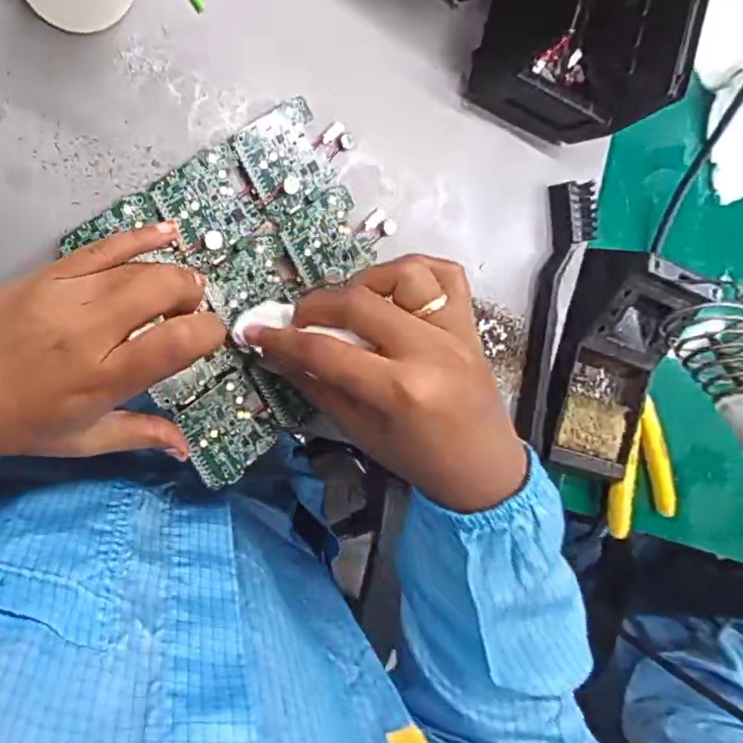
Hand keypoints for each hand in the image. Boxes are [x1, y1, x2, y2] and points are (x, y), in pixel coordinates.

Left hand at [0, 222, 226, 461]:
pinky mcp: (45, 275)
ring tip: (178, 285)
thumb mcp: (82, 441)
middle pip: (163, 289)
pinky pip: (100, 247)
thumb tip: (185, 447)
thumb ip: (138, 435)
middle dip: (192, 295)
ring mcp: (64, 295)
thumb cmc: (19, 425)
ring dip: (168, 272)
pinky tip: (166, 232)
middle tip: (189, 310)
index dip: (208, 333)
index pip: (177, 342)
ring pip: (136, 266)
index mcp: (102, 377)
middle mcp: (88, 330)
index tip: (209, 338)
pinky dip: (137, 238)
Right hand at [245, 255, 525, 512]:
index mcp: (400, 391)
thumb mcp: (357, 430)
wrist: (486, 470)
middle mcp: (429, 352)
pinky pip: (445, 274)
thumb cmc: (419, 459)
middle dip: (313, 307)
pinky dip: (412, 272)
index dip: (281, 339)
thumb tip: (277, 354)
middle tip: (297, 323)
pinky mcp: (469, 325)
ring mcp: (454, 333)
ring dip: (363, 282)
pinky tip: (389, 291)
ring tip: (348, 305)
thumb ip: (316, 384)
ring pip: (402, 275)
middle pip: (356, 303)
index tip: (256, 333)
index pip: (325, 350)